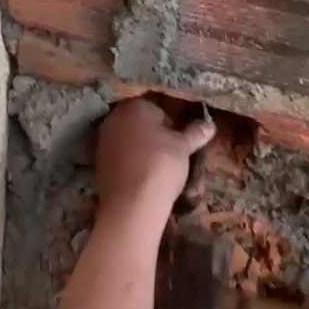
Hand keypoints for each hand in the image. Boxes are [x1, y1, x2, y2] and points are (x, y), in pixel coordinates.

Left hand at [92, 98, 214, 219]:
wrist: (132, 203)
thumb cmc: (161, 164)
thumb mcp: (184, 147)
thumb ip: (195, 133)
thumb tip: (210, 125)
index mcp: (134, 106)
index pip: (158, 110)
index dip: (172, 126)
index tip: (181, 142)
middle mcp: (114, 118)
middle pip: (141, 124)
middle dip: (155, 136)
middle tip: (171, 154)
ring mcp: (103, 140)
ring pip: (129, 140)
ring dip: (142, 149)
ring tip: (157, 168)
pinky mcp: (98, 162)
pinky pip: (120, 157)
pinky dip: (131, 163)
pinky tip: (142, 177)